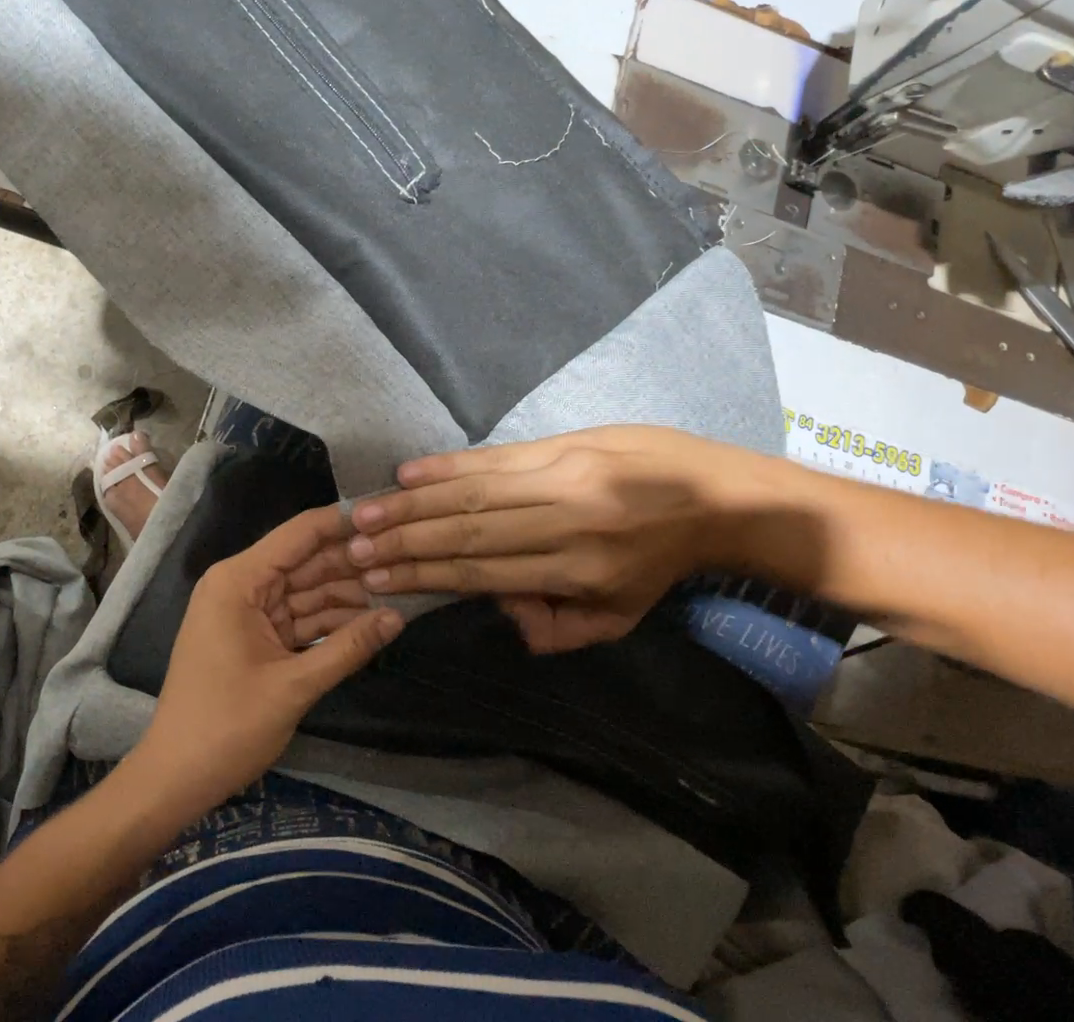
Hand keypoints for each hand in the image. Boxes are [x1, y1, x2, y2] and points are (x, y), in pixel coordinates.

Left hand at [133, 505, 404, 811]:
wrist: (177, 776)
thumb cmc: (228, 726)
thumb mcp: (294, 686)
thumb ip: (348, 647)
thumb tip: (400, 616)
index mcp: (238, 581)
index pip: (299, 535)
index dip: (344, 523)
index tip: (391, 513)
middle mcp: (240, 586)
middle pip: (306, 562)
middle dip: (354, 563)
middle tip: (410, 557)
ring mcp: (246, 613)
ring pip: (307, 592)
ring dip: (348, 595)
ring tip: (403, 588)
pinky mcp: (254, 639)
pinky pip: (299, 619)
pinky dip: (330, 623)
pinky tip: (372, 621)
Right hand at [345, 426, 755, 651]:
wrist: (718, 496)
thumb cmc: (658, 566)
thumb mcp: (617, 618)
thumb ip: (556, 629)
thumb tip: (499, 610)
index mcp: (577, 571)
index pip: (482, 573)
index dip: (425, 575)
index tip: (378, 578)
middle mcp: (564, 523)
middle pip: (468, 532)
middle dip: (404, 542)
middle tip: (354, 547)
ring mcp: (565, 477)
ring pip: (474, 492)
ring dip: (413, 504)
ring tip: (367, 513)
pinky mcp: (566, 444)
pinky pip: (497, 455)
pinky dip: (449, 464)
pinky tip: (408, 473)